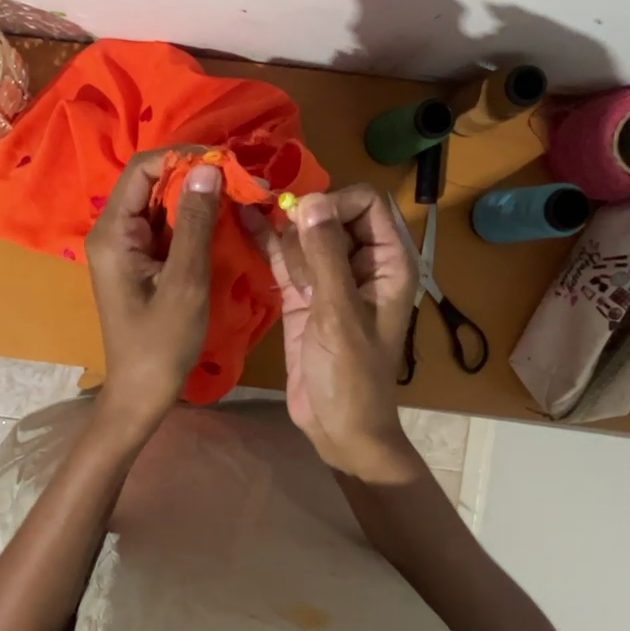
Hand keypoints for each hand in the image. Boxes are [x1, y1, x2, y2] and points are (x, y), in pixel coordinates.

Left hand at [86, 150, 220, 428]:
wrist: (141, 392)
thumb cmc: (161, 342)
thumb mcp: (185, 281)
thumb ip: (194, 223)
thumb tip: (207, 168)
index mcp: (113, 233)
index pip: (141, 169)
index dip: (182, 158)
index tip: (225, 165)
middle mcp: (112, 232)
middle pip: (151, 183)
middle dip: (194, 177)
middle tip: (241, 182)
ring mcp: (125, 248)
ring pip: (161, 204)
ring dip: (197, 199)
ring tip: (238, 199)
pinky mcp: (139, 263)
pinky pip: (165, 228)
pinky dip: (192, 222)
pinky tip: (222, 224)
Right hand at [243, 186, 421, 478]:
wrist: (338, 428)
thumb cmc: (351, 377)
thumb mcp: (338, 315)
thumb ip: (325, 257)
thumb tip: (309, 202)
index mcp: (388, 264)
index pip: (368, 204)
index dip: (335, 202)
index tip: (302, 219)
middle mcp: (361, 264)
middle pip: (333, 214)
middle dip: (301, 208)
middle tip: (264, 208)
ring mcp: (329, 280)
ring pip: (306, 235)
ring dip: (279, 222)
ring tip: (245, 203)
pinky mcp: (302, 297)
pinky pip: (286, 261)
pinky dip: (267, 244)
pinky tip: (241, 223)